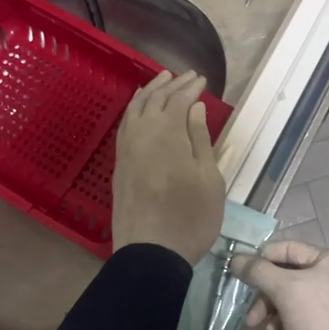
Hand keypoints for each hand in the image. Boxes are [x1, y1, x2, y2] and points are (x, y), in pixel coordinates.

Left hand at [112, 70, 224, 264]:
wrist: (151, 253)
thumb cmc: (191, 217)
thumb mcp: (209, 178)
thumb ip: (200, 139)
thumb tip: (195, 107)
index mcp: (168, 133)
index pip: (179, 99)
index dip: (191, 87)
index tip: (203, 80)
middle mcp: (143, 133)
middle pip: (156, 99)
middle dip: (172, 84)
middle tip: (187, 76)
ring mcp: (127, 148)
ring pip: (135, 108)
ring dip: (150, 91)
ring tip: (162, 80)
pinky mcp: (119, 163)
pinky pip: (125, 124)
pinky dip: (134, 109)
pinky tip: (140, 108)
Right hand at [235, 241, 328, 329]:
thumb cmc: (317, 318)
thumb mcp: (285, 289)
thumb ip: (259, 271)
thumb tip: (236, 259)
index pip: (288, 248)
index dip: (262, 258)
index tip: (241, 272)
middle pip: (287, 273)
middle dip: (264, 290)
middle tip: (248, 306)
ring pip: (289, 294)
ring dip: (269, 306)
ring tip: (255, 323)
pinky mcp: (324, 321)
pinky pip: (296, 311)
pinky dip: (282, 318)